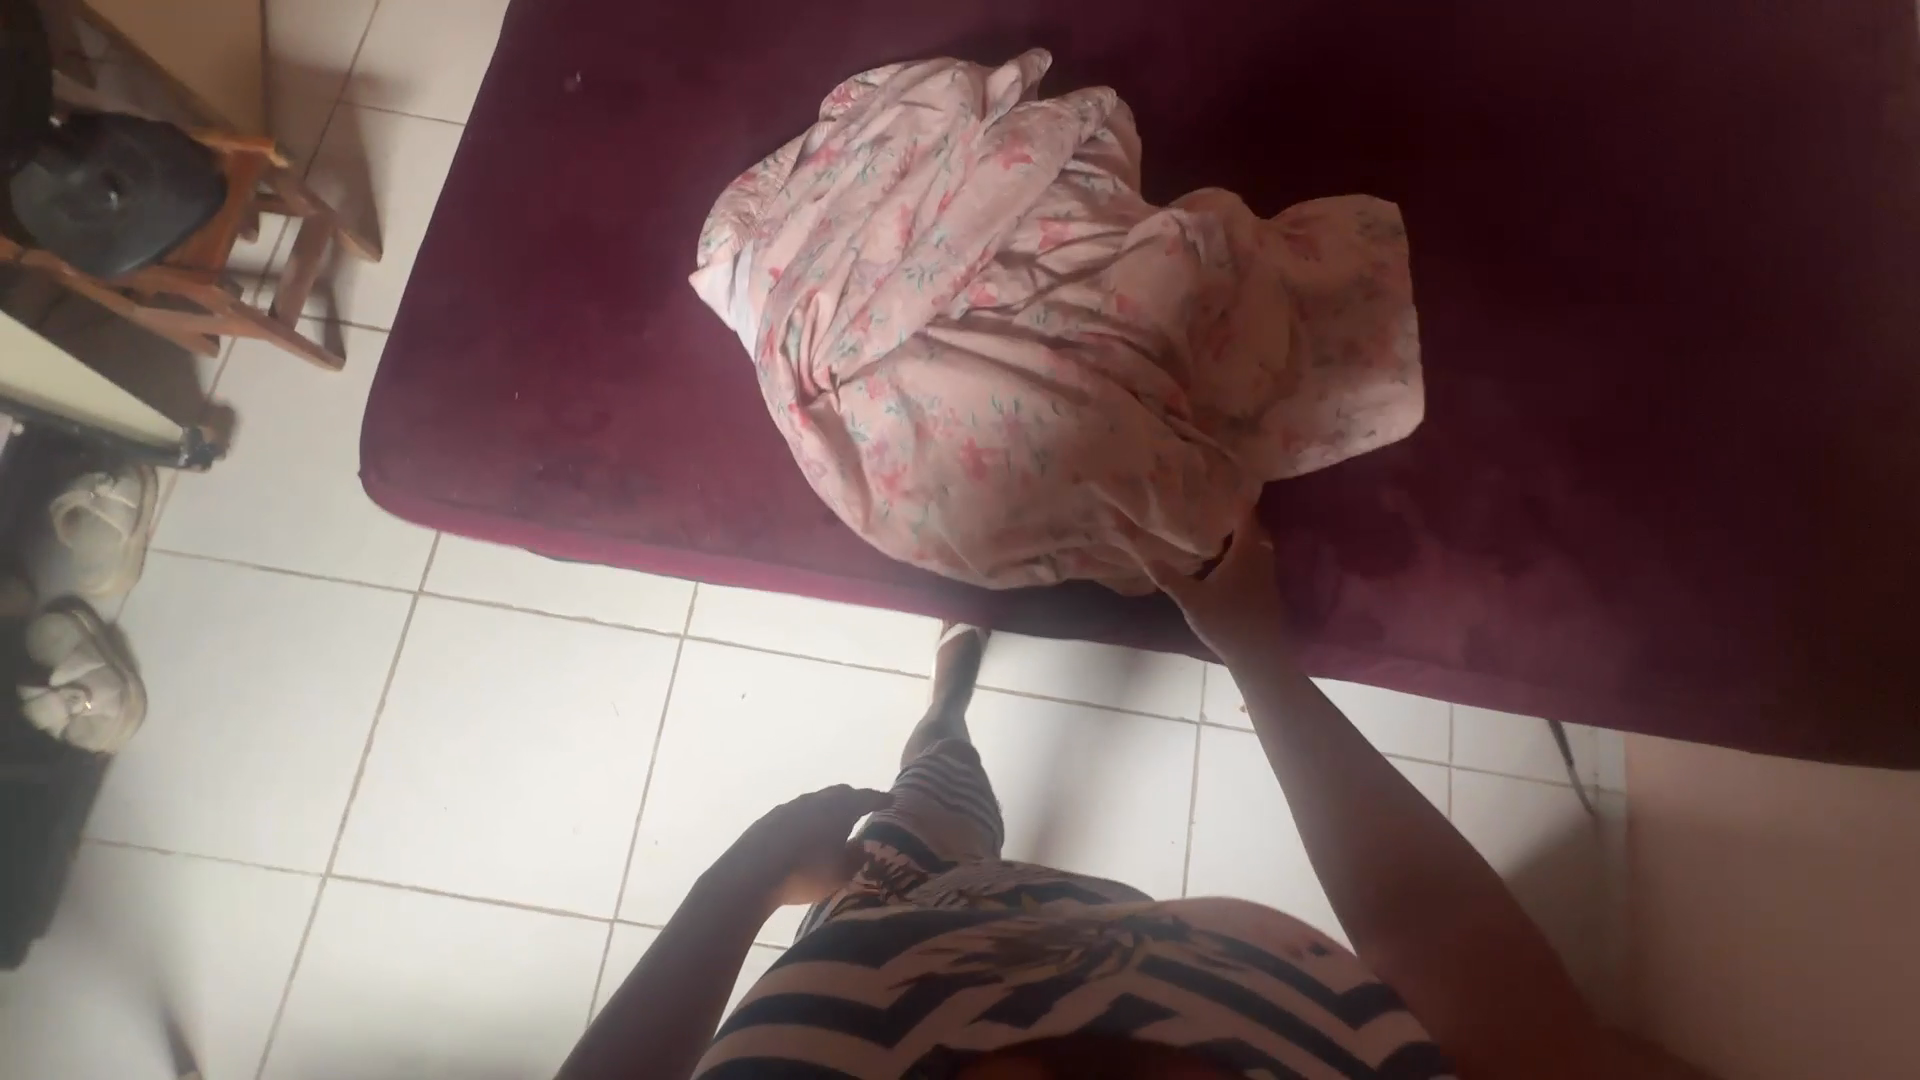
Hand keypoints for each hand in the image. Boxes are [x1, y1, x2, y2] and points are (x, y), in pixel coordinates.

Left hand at [716, 784, 891, 908]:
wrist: (753, 871)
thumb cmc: (806, 871)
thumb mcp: (840, 873)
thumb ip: (855, 858)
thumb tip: (861, 846)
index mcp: (841, 807)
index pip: (867, 797)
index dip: (880, 799)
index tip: (890, 800)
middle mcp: (818, 799)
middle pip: (840, 793)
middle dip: (853, 800)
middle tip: (862, 809)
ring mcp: (792, 806)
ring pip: (816, 802)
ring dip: (827, 811)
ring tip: (832, 825)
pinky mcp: (771, 818)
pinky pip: (796, 815)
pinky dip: (806, 821)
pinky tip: (803, 837)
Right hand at [1146, 509, 1293, 669]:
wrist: (1259, 655)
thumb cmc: (1227, 622)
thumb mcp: (1192, 601)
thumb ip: (1170, 578)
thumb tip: (1146, 557)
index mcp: (1246, 553)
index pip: (1246, 516)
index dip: (1237, 499)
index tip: (1223, 486)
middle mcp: (1261, 558)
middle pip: (1253, 529)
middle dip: (1236, 518)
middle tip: (1214, 508)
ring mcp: (1267, 575)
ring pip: (1256, 547)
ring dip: (1240, 538)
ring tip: (1217, 531)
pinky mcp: (1267, 590)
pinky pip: (1256, 562)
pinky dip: (1243, 555)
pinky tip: (1226, 562)